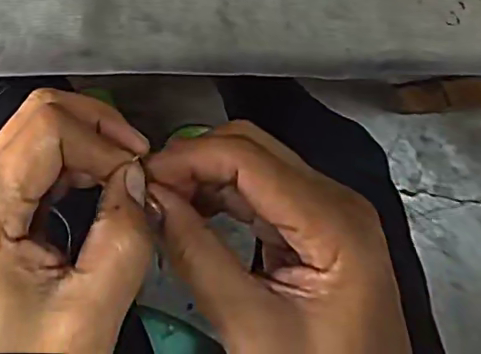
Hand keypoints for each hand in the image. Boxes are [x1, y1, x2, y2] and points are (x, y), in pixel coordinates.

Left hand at [0, 89, 153, 353]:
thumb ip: (124, 235)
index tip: (133, 174)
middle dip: (100, 125)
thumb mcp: (90, 310)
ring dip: (94, 138)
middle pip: (46, 109)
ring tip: (125, 171)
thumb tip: (139, 179)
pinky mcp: (2, 201)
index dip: (103, 142)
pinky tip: (103, 182)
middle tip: (136, 155)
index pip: (53, 126)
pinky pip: (45, 149)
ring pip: (46, 122)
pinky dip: (82, 154)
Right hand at [145, 122, 411, 353]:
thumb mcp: (254, 331)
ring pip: (255, 164)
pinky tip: (191, 211)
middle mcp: (335, 199)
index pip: (248, 157)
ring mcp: (329, 211)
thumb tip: (153, 201)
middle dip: (196, 159)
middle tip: (149, 186)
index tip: (145, 174)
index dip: (191, 157)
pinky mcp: (317, 228)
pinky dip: (223, 195)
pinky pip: (263, 192)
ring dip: (205, 174)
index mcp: (333, 219)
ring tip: (162, 198)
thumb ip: (200, 259)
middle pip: (253, 148)